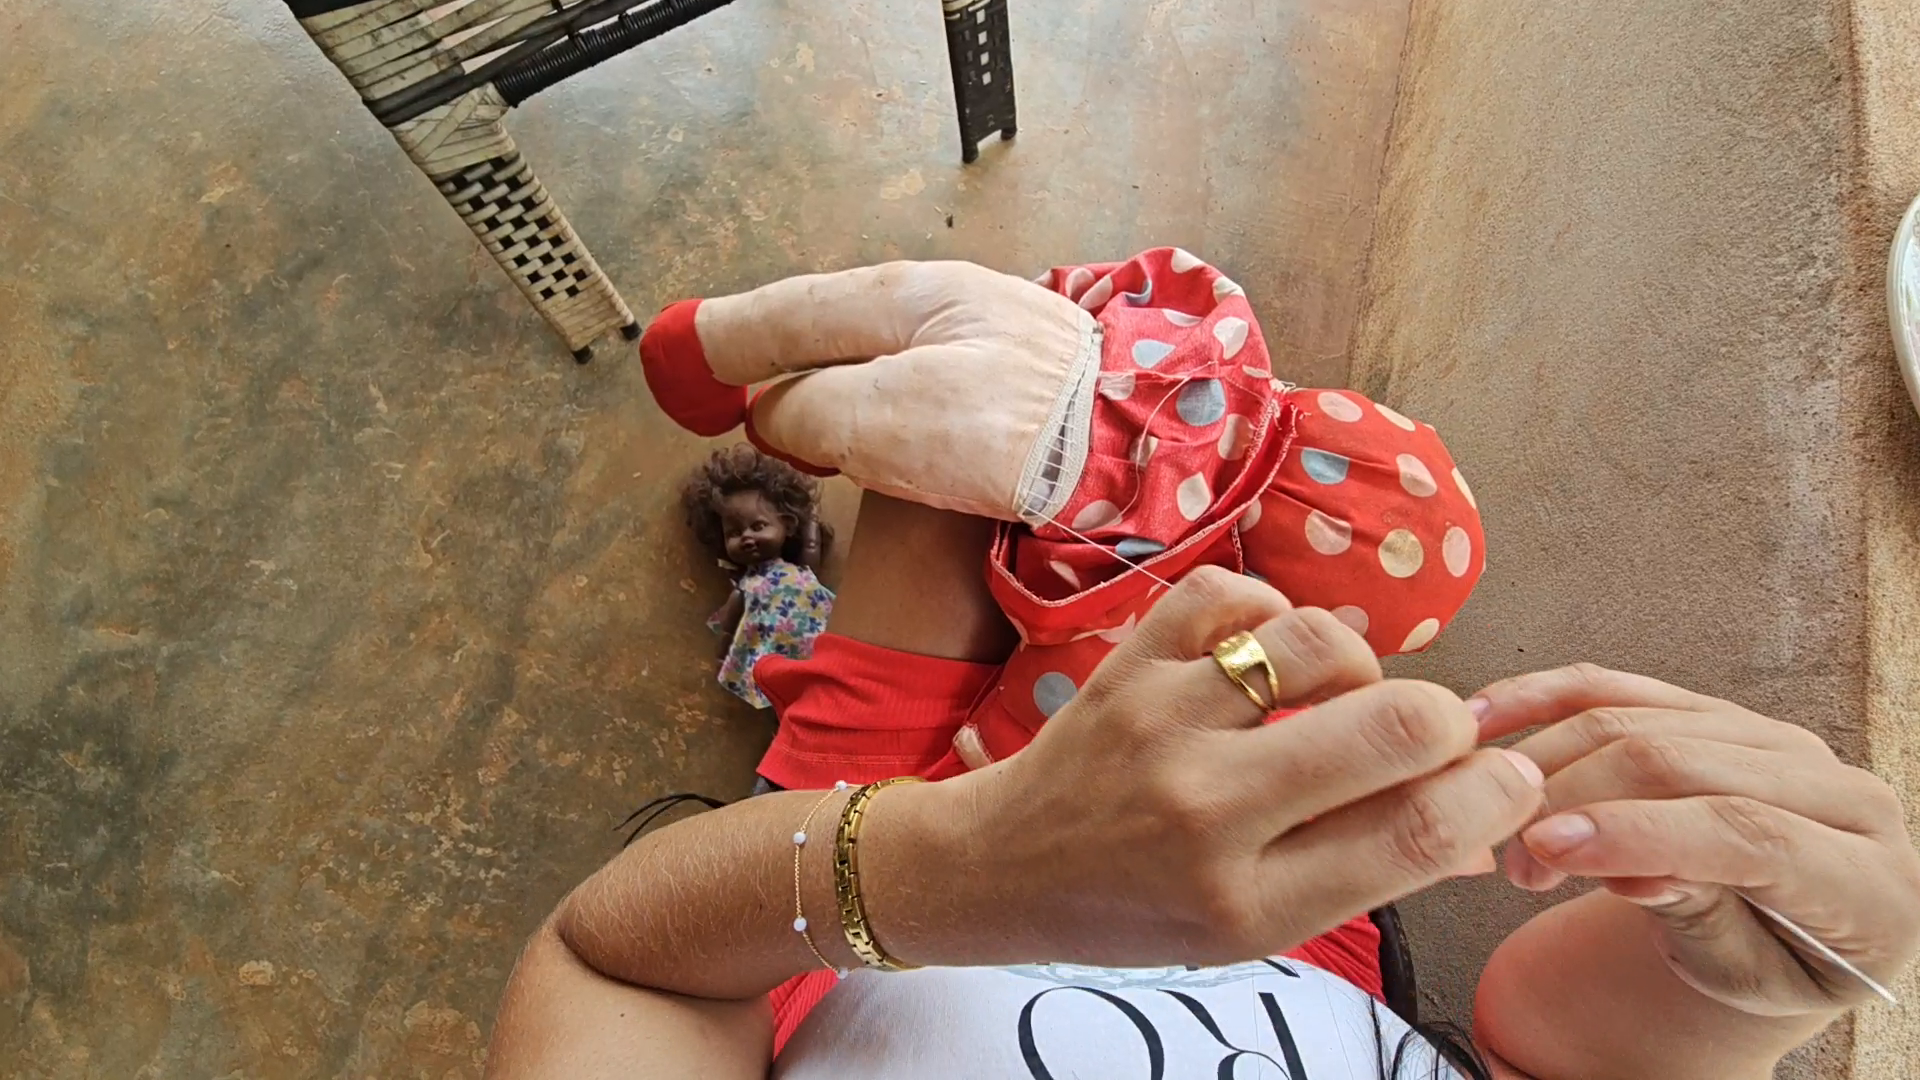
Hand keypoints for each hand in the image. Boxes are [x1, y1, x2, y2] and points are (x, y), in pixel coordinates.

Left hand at [884, 567, 1547, 967]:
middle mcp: (1206, 804)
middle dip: (1448, 722)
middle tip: (1429, 730)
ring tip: (1337, 692)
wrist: (1008, 863)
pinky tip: (1265, 646)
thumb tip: (1473, 818)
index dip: (1496, 794)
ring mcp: (1159, 719)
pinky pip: (1223, 596)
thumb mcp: (1247, 928)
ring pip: (1316, 642)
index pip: (1420, 832)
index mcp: (1248, 899)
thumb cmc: (1131, 907)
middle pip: (1394, 726)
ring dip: (1358, 662)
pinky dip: (1268, 608)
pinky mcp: (1124, 666)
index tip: (1507, 776)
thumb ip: (1357, 872)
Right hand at [1474, 665, 1919, 1014]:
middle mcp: (1830, 786)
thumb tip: (1629, 875)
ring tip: (1496, 812)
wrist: (1766, 925)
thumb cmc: (1761, 957)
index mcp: (1869, 875)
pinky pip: (1601, 685)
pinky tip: (1484, 716)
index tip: (1545, 849)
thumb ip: (1697, 921)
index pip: (1746, 834)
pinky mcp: (1695, 706)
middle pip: (1670, 761)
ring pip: (1621, 717)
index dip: (1633, 834)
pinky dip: (1532, 697)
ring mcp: (1761, 734)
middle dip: (1566, 800)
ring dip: (1538, 762)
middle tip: (1512, 852)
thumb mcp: (1741, 974)